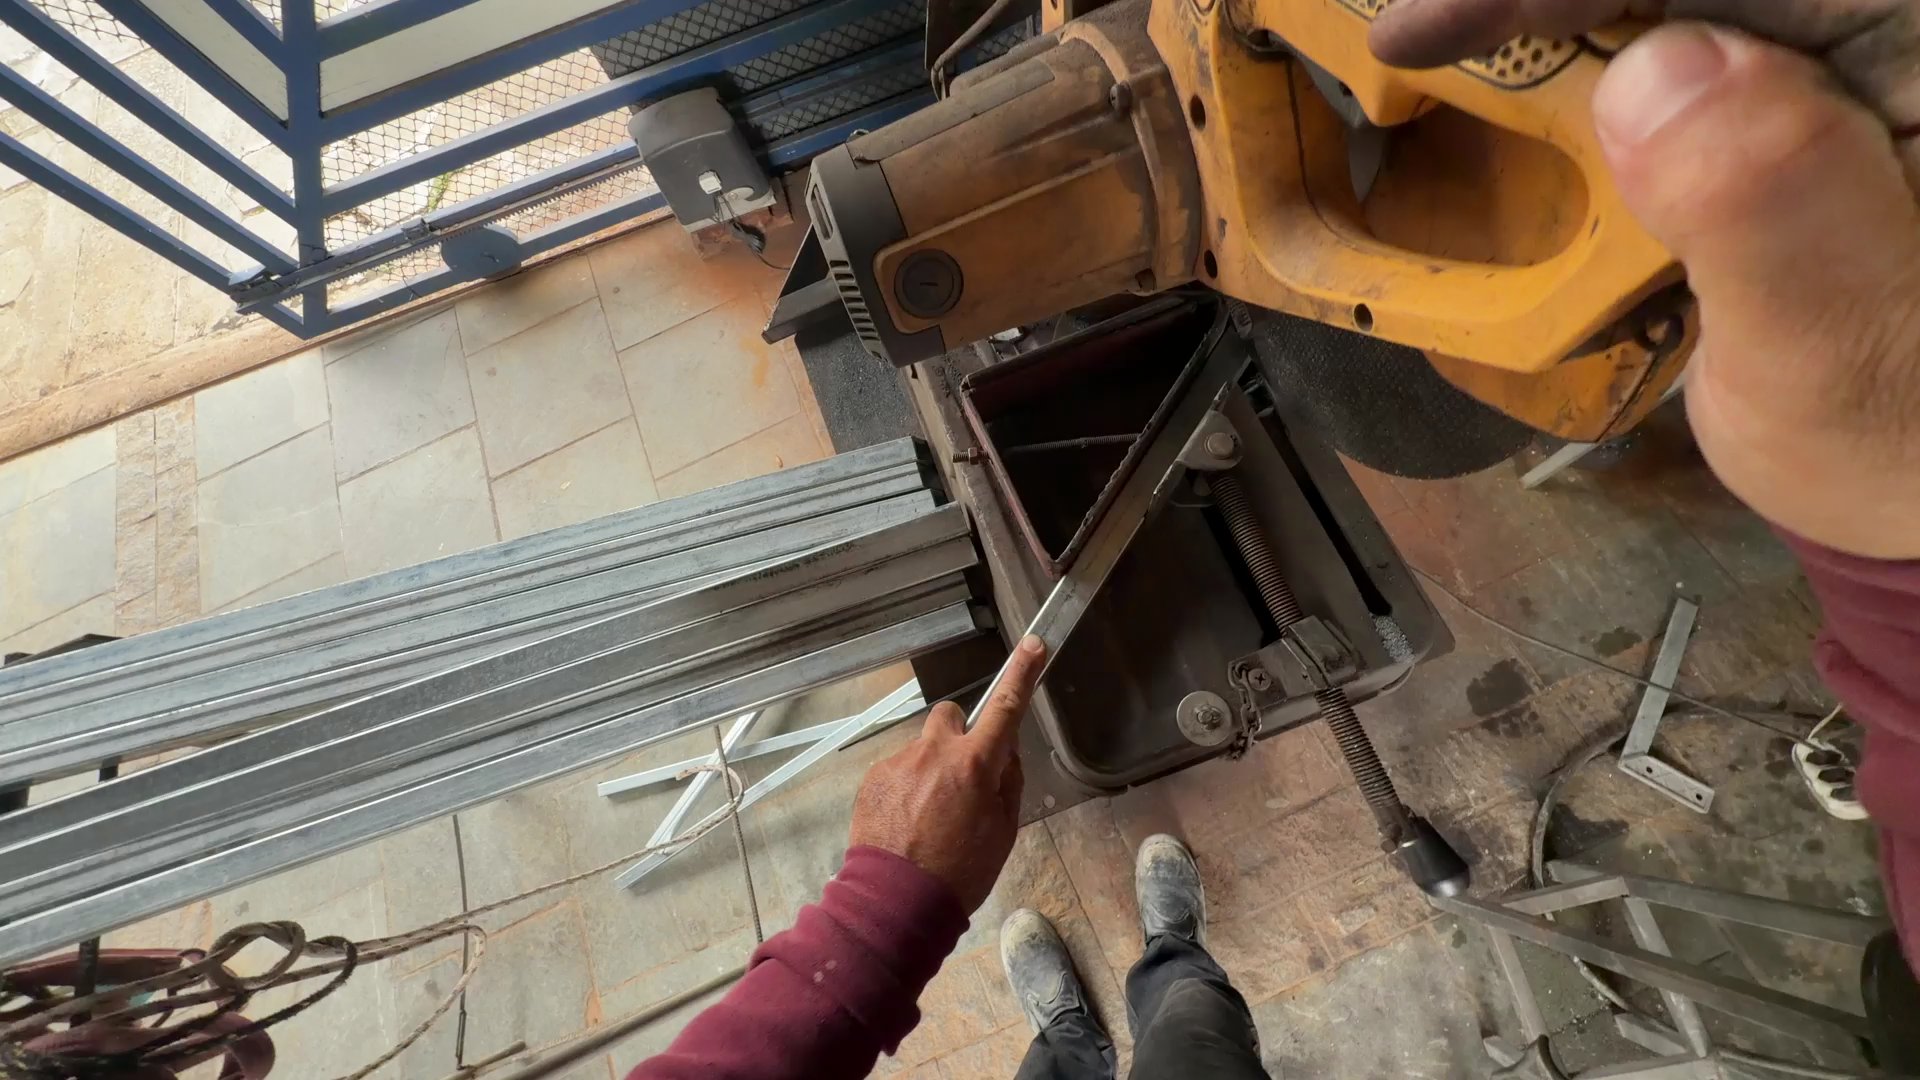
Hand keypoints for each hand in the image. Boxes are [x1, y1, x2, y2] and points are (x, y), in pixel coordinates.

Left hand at [848, 635, 1046, 911]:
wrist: (894, 905)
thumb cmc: (960, 872)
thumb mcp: (1003, 830)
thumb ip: (1007, 781)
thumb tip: (1003, 750)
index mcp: (974, 765)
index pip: (1006, 707)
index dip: (1022, 673)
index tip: (1034, 644)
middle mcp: (934, 751)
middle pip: (951, 716)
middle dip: (958, 736)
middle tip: (959, 776)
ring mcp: (899, 761)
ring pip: (923, 747)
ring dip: (929, 768)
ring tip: (926, 816)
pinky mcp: (873, 775)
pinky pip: (898, 767)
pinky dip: (906, 785)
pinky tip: (904, 822)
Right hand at [1370, 1, 1919, 558]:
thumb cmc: (1898, 432)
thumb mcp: (1838, 344)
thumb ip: (1770, 207)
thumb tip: (1653, 68)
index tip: (1423, 30)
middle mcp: (1901, 34)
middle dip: (1546, 0)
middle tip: (1413, 30)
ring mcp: (1856, 64)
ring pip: (1687, 8)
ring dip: (1550, 19)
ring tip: (1441, 39)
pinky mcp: (1811, 100)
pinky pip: (1685, 50)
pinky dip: (1578, 50)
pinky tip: (1516, 61)